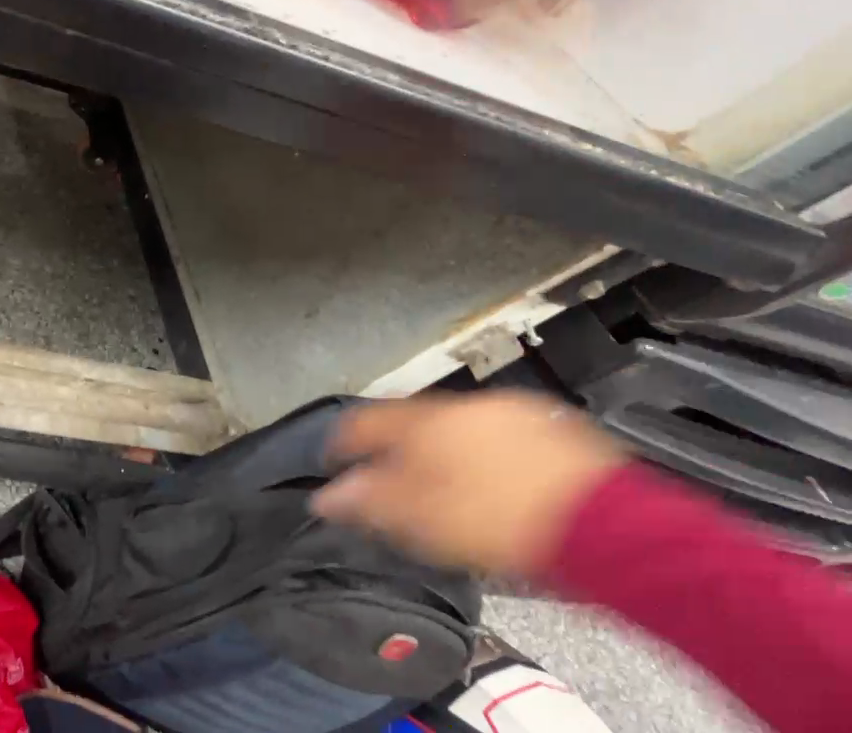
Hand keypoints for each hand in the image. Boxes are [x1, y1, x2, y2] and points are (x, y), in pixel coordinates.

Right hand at [310, 391, 628, 576]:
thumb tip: (326, 495)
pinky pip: (502, 437)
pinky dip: (488, 456)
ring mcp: (512, 414)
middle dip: (399, 450)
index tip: (336, 460)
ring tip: (448, 489)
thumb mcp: (420, 518)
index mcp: (422, 420)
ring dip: (445, 452)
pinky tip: (496, 487)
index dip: (343, 443)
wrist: (608, 530)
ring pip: (459, 429)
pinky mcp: (555, 431)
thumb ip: (367, 500)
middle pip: (412, 423)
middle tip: (394, 482)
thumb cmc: (507, 521)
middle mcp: (463, 406)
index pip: (362, 421)